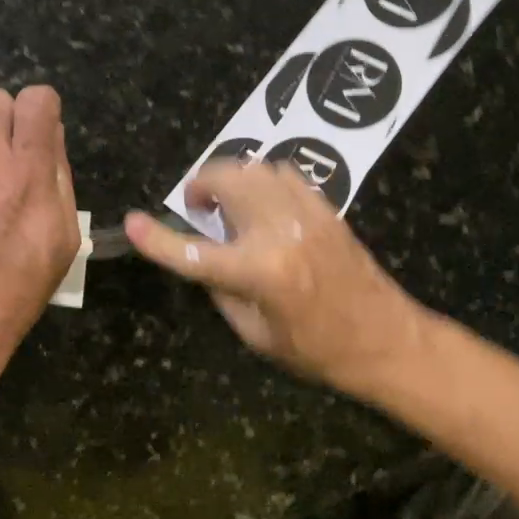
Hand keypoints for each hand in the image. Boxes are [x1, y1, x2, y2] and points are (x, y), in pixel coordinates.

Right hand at [125, 162, 429, 400]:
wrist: (387, 339)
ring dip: (230, 179)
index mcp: (259, 273)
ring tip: (227, 204)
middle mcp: (281, 232)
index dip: (157, 239)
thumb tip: (204, 261)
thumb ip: (222, 290)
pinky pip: (285, 174)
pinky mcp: (325, 209)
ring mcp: (307, 214)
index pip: (194, 251)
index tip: (131, 222)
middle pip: (227, 182)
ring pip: (255, 169)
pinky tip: (260, 203)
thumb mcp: (255, 333)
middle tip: (196, 208)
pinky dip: (261, 180)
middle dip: (200, 187)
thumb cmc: (317, 350)